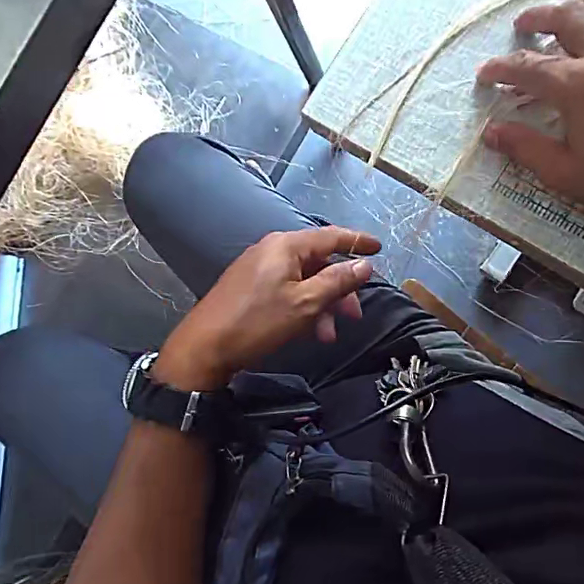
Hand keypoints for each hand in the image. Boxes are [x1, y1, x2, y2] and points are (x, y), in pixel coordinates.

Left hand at [155, 227, 381, 391]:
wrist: (204, 348)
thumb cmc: (257, 322)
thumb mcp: (306, 303)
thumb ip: (338, 281)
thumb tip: (364, 265)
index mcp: (286, 246)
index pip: (331, 236)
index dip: (358, 241)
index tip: (379, 248)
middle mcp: (272, 250)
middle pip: (319, 262)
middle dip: (341, 289)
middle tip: (354, 315)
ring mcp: (259, 268)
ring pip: (305, 280)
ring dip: (323, 304)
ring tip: (329, 334)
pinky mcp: (250, 287)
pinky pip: (288, 289)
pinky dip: (305, 307)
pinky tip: (309, 331)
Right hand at [476, 0, 583, 233]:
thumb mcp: (566, 173)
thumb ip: (526, 148)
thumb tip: (492, 132)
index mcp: (578, 85)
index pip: (528, 67)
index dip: (501, 68)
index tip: (485, 75)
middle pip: (568, 16)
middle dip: (539, 16)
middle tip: (523, 26)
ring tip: (573, 12)